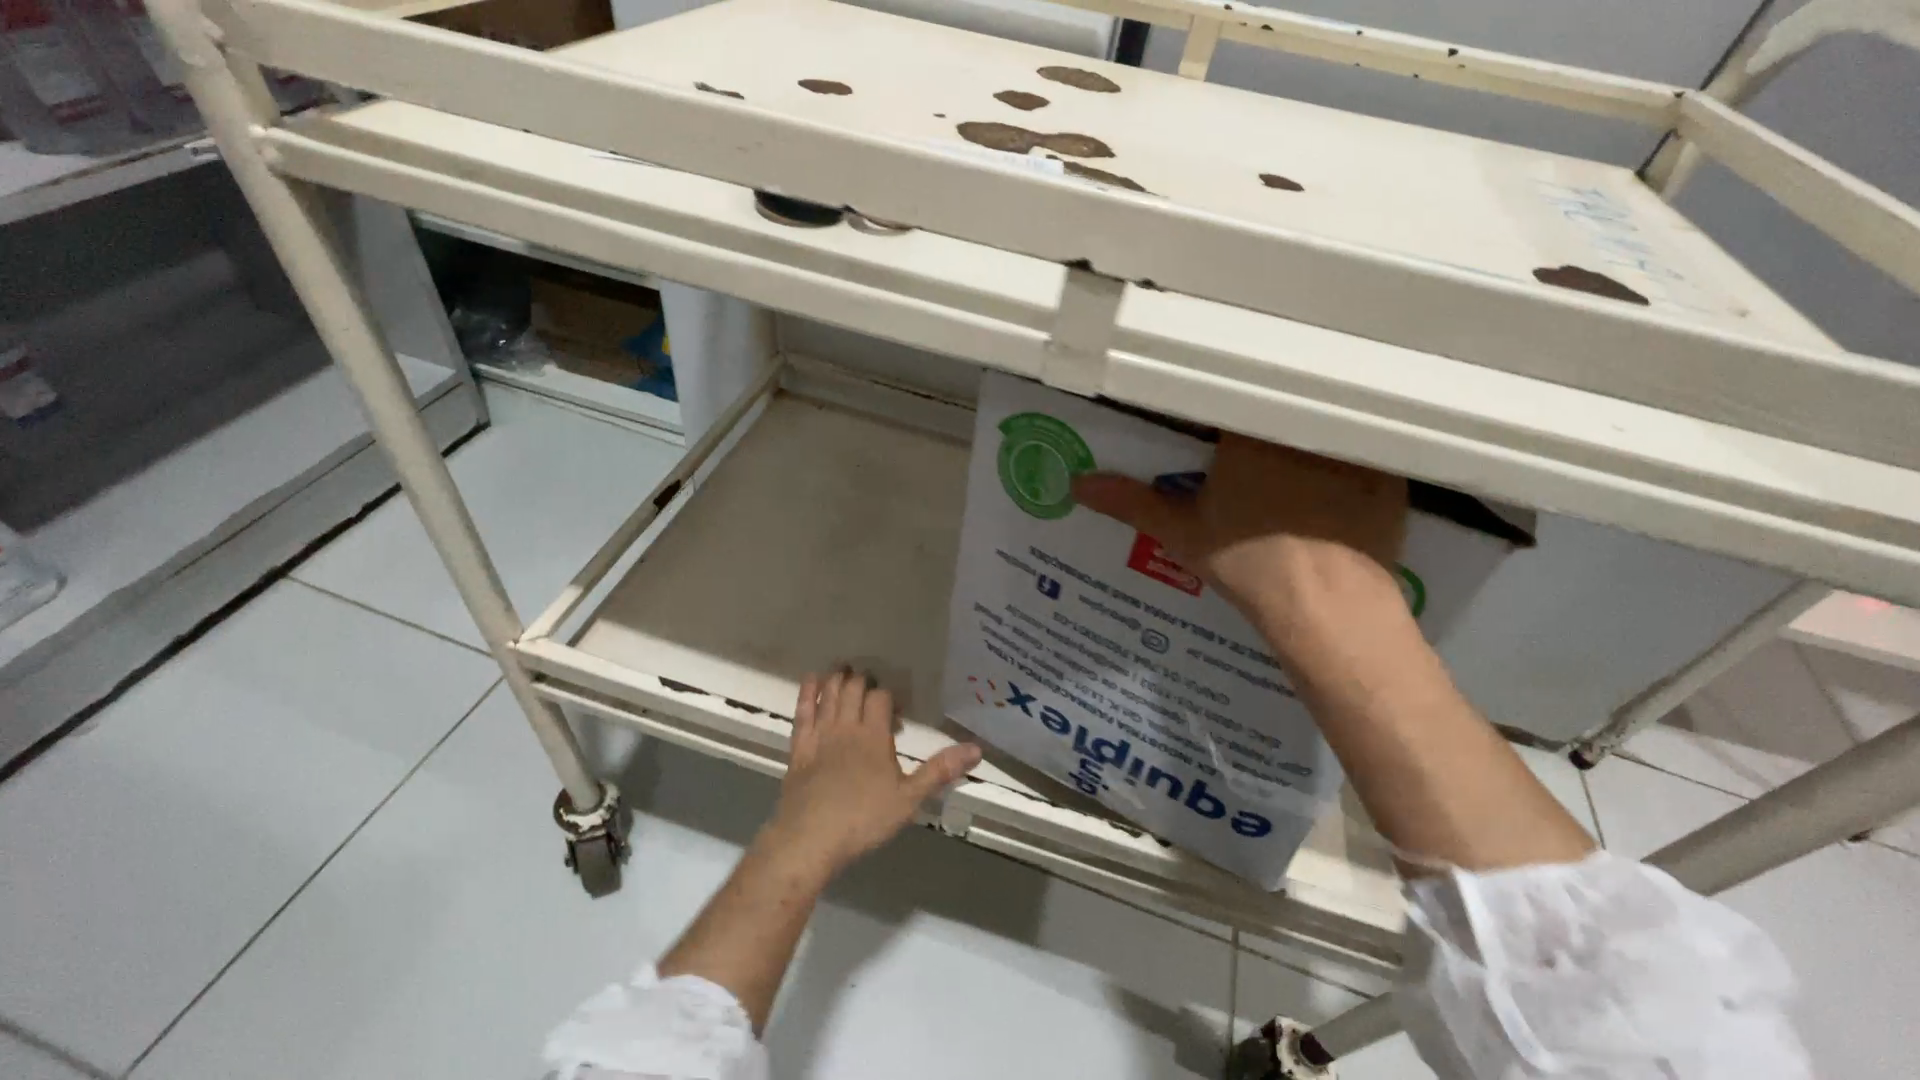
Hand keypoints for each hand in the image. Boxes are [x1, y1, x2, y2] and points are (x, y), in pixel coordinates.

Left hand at [762, 669, 982, 879]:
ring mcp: (820, 735)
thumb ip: (939, 771)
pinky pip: (802, 711)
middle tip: (868, 680)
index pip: (881, 699)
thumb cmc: (863, 820)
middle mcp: (846, 728)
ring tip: (844, 669)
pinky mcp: (799, 747)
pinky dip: (807, 692)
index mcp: (874, 737)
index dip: (888, 695)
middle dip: (862, 681)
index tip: (895, 706)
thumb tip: (977, 749)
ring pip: (828, 695)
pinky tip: (811, 680)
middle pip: (853, 691)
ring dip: (837, 679)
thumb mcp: (909, 799)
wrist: (809, 838)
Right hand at [1071, 435, 1407, 649]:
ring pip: (1321, 431)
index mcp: (1249, 427)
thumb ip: (1131, 501)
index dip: (1216, 412)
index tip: (1209, 428)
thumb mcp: (1182, 531)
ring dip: (1305, 441)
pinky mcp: (1387, 474)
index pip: (1228, 398)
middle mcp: (1302, 424)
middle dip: (1261, 425)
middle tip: (1246, 456)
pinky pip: (1363, 456)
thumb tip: (1079, 485)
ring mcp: (1351, 446)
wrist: (1328, 606)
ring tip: (1291, 472)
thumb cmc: (1250, 562)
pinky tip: (1336, 494)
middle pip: (1278, 410)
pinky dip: (1349, 467)